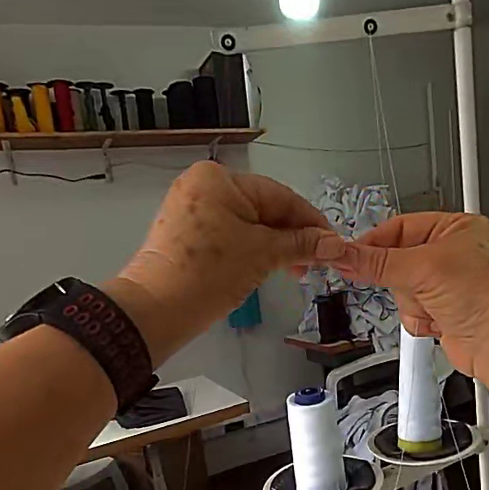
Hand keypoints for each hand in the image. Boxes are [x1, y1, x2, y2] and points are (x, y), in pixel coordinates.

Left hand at [106, 162, 344, 364]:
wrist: (157, 311)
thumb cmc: (202, 276)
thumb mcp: (263, 254)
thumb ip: (301, 244)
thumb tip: (330, 243)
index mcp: (217, 178)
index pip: (279, 195)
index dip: (310, 222)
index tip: (330, 242)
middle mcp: (199, 188)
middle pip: (261, 209)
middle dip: (289, 237)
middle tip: (313, 261)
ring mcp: (188, 213)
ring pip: (244, 225)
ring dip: (270, 247)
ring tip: (290, 269)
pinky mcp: (183, 238)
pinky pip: (225, 237)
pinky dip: (246, 252)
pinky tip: (261, 268)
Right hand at [327, 212, 488, 398]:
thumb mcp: (423, 269)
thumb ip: (377, 263)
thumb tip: (345, 255)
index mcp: (454, 229)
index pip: (397, 228)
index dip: (373, 244)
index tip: (349, 258)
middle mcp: (450, 254)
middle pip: (394, 263)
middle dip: (403, 282)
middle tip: (417, 287)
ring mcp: (444, 285)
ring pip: (398, 291)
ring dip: (412, 304)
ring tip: (438, 306)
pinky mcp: (440, 310)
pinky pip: (407, 312)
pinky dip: (418, 319)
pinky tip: (440, 320)